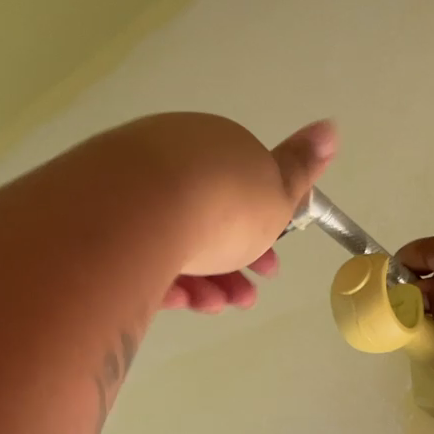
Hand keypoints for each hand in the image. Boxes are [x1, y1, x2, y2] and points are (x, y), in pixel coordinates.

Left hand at [115, 116, 335, 313]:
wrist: (142, 210)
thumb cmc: (224, 201)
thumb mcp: (276, 190)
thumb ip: (301, 169)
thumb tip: (329, 128)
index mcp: (212, 148)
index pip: (238, 189)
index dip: (260, 229)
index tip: (273, 264)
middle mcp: (169, 163)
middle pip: (207, 219)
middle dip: (235, 263)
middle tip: (249, 294)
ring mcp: (132, 193)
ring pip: (176, 242)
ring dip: (209, 280)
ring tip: (224, 305)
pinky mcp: (104, 228)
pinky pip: (143, 256)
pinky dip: (171, 281)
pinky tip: (189, 302)